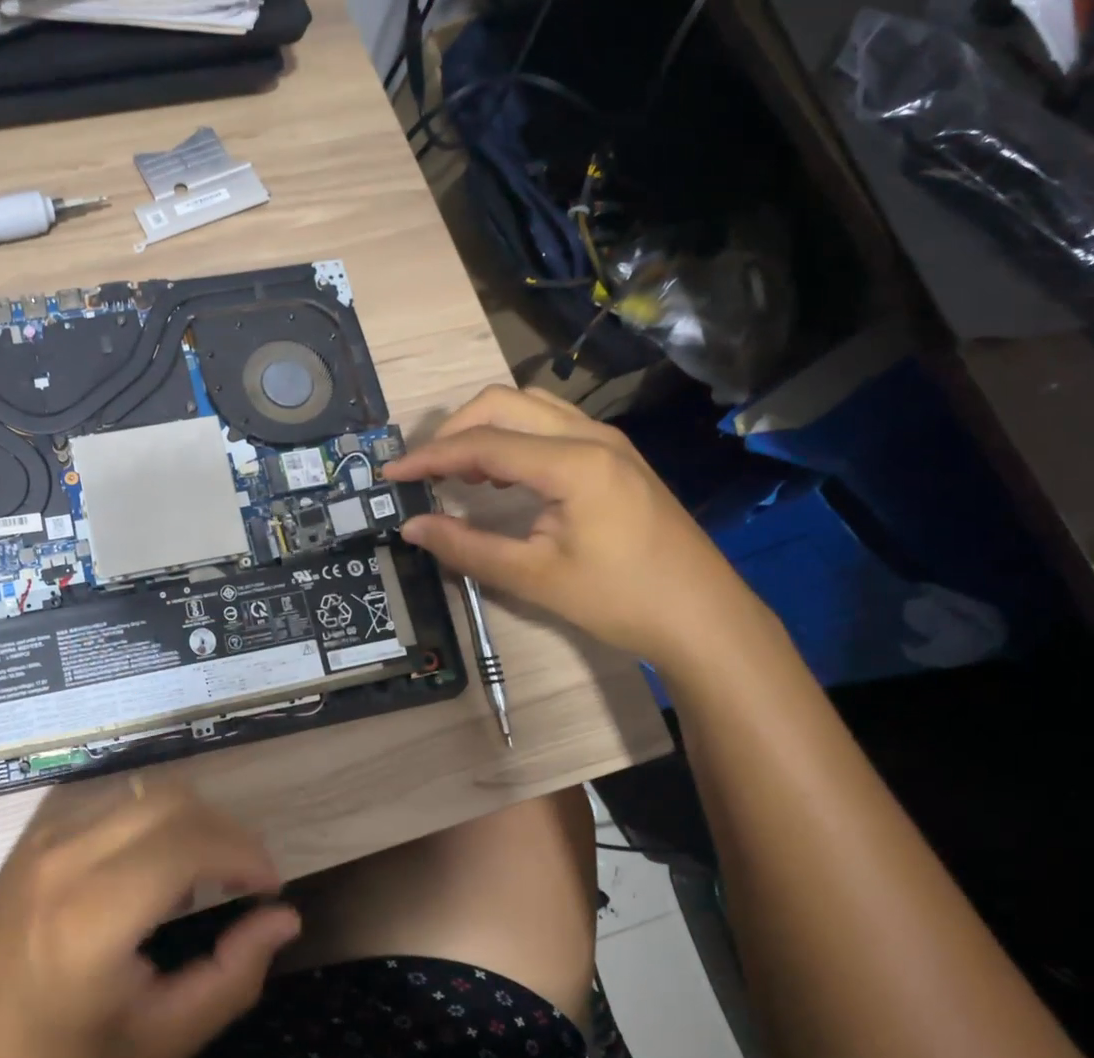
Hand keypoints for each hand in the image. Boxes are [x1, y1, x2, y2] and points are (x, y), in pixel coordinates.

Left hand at [0, 783, 300, 1057]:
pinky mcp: (35, 834)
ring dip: (189, 820)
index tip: (270, 887)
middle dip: (224, 830)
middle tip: (246, 880)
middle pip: (169, 800)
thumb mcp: (157, 1040)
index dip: (244, 853)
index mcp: (89, 918)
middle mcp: (63, 858)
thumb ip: (230, 978)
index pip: (185, 843)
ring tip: (206, 875)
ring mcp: (43, 838)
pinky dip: (152, 818)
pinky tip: (157, 867)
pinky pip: (111, 800)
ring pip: (142, 790)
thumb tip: (283, 917)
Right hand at [381, 385, 766, 669]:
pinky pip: (551, 423)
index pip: (483, 443)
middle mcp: (591, 436)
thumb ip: (465, 547)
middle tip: (423, 471)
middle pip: (503, 403)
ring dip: (485, 427)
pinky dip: (513, 435)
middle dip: (453, 430)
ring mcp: (608, 442)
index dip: (430, 457)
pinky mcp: (616, 456)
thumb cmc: (619, 599)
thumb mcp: (533, 578)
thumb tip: (411, 526)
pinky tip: (501, 476)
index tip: (390, 475)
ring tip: (459, 472)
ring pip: (529, 405)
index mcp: (573, 464)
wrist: (704, 617)